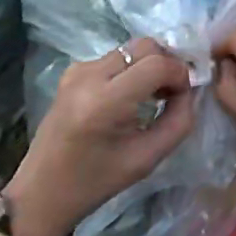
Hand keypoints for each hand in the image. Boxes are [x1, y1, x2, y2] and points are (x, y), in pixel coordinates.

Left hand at [3, 38, 194, 235]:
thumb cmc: (97, 182)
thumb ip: (178, 121)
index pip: (156, 64)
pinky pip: (114, 58)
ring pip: (130, 49)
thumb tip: (191, 90)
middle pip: (144, 46)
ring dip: (149, 65)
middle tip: (174, 91)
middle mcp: (89, 75)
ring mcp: (78, 69)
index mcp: (104, 102)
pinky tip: (131, 95)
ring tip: (154, 95)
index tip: (186, 94)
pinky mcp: (73, 70)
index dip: (180, 73)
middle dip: (167, 62)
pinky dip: (131, 69)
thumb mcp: (147, 159)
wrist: (44, 190)